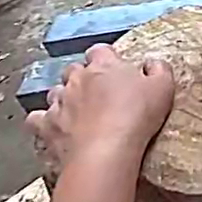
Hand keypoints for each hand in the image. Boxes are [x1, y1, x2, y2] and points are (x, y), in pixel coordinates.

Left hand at [27, 45, 175, 174]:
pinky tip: (57, 125)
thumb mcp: (164, 87)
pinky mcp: (44, 126)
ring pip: (55, 92)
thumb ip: (159, 69)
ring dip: (65, 97)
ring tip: (80, 109)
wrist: (105, 151)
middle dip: (82, 75)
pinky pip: (37, 118)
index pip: (99, 50)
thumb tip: (151, 62)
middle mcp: (76, 80)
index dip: (106, 56)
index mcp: (105, 66)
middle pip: (73, 69)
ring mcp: (57, 103)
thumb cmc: (138, 115)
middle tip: (99, 89)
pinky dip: (45, 119)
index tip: (116, 66)